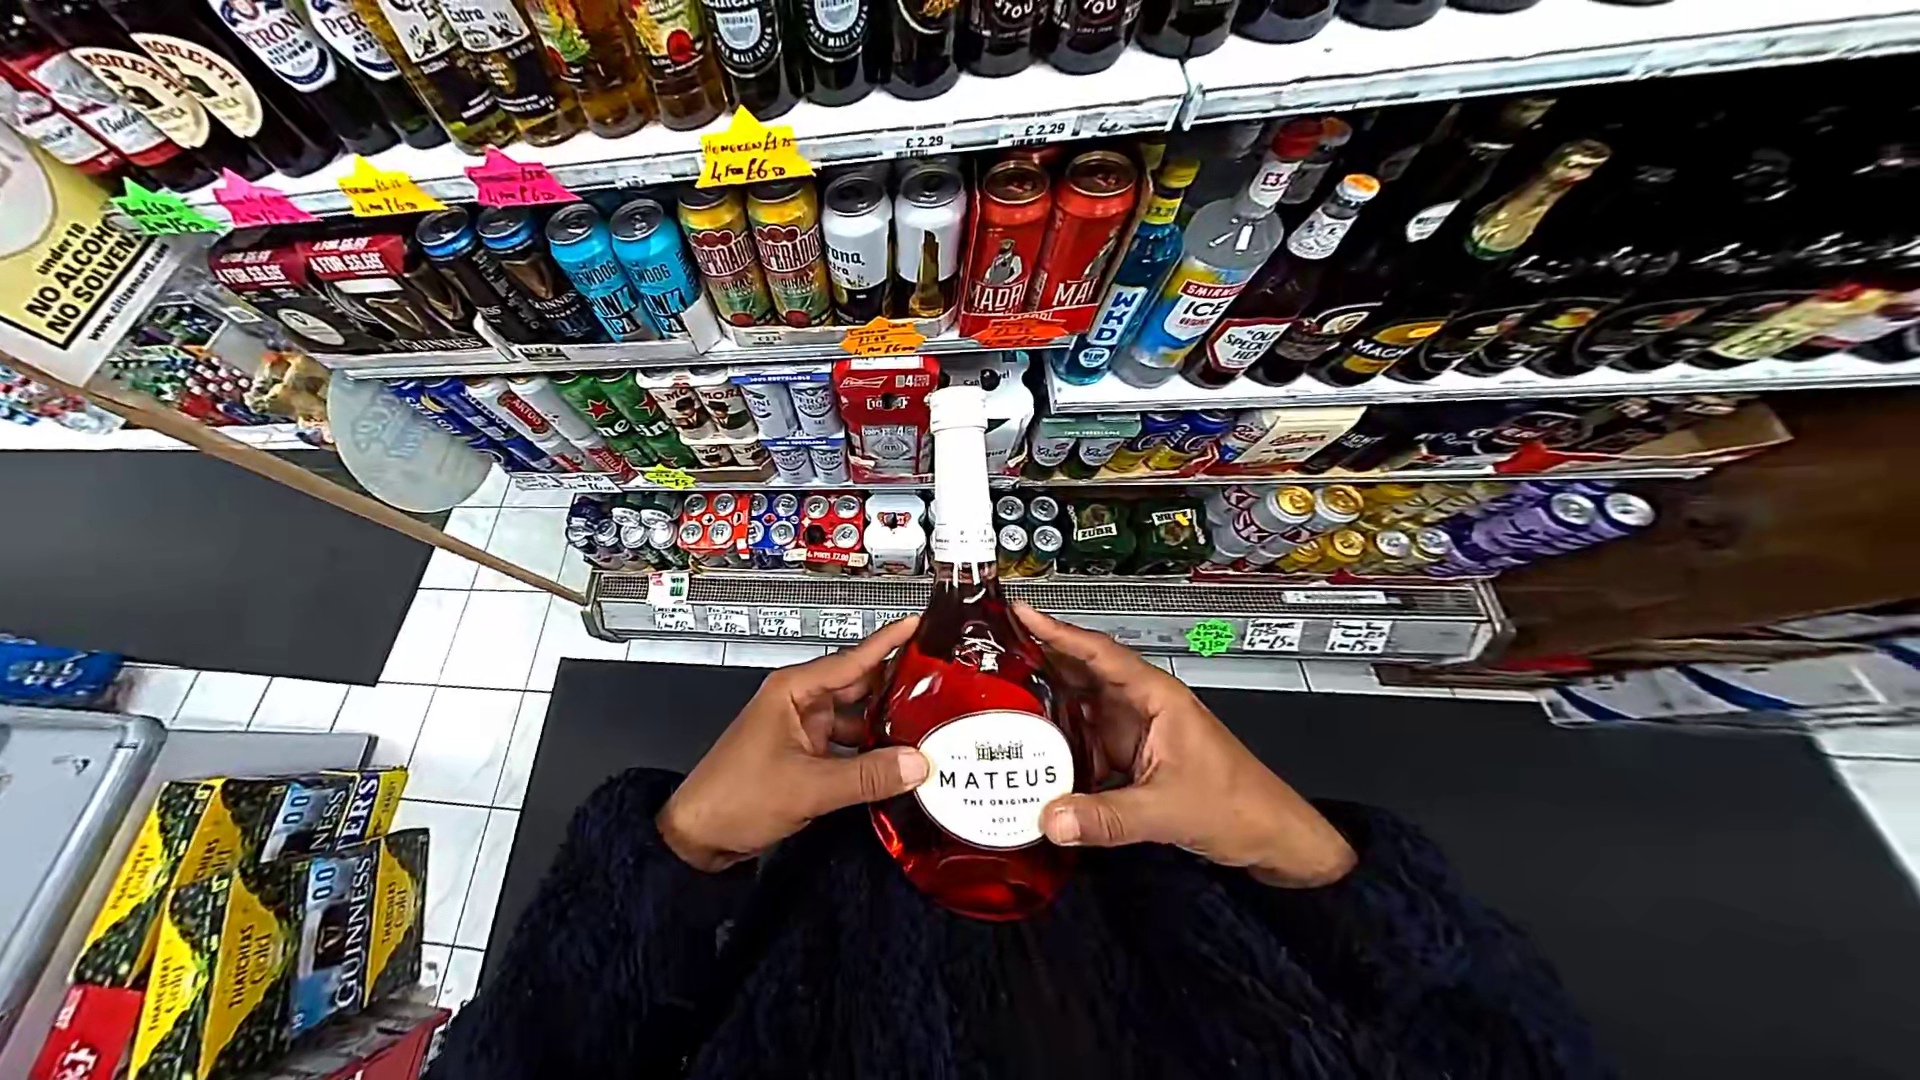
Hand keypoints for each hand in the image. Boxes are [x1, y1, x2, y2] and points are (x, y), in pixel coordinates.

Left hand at [658, 617, 928, 871]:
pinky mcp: (808, 752)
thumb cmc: (732, 798)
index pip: (852, 657)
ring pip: (857, 716)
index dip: (889, 640)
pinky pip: (850, 743)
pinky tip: (896, 759)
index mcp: (794, 690)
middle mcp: (801, 702)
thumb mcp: (808, 787)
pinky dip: (872, 750)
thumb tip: (914, 764)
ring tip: (925, 726)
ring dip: (886, 724)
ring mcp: (805, 727)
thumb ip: (867, 776)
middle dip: (896, 685)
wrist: (697, 839)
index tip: (918, 625)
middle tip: (938, 684)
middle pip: (860, 685)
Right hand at [1015, 603, 1356, 887]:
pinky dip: (1060, 738)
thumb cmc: (1237, 806)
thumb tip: (1050, 818)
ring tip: (1001, 692)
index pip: (1100, 652)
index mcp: (1156, 696)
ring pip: (1082, 703)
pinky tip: (1033, 745)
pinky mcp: (1131, 752)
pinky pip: (1086, 736)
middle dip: (1041, 657)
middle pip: (1084, 671)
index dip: (1059, 631)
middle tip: (994, 650)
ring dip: (1047, 698)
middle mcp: (1141, 703)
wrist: (1270, 836)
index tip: (1022, 612)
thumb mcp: (1168, 810)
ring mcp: (1134, 727)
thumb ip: (1107, 817)